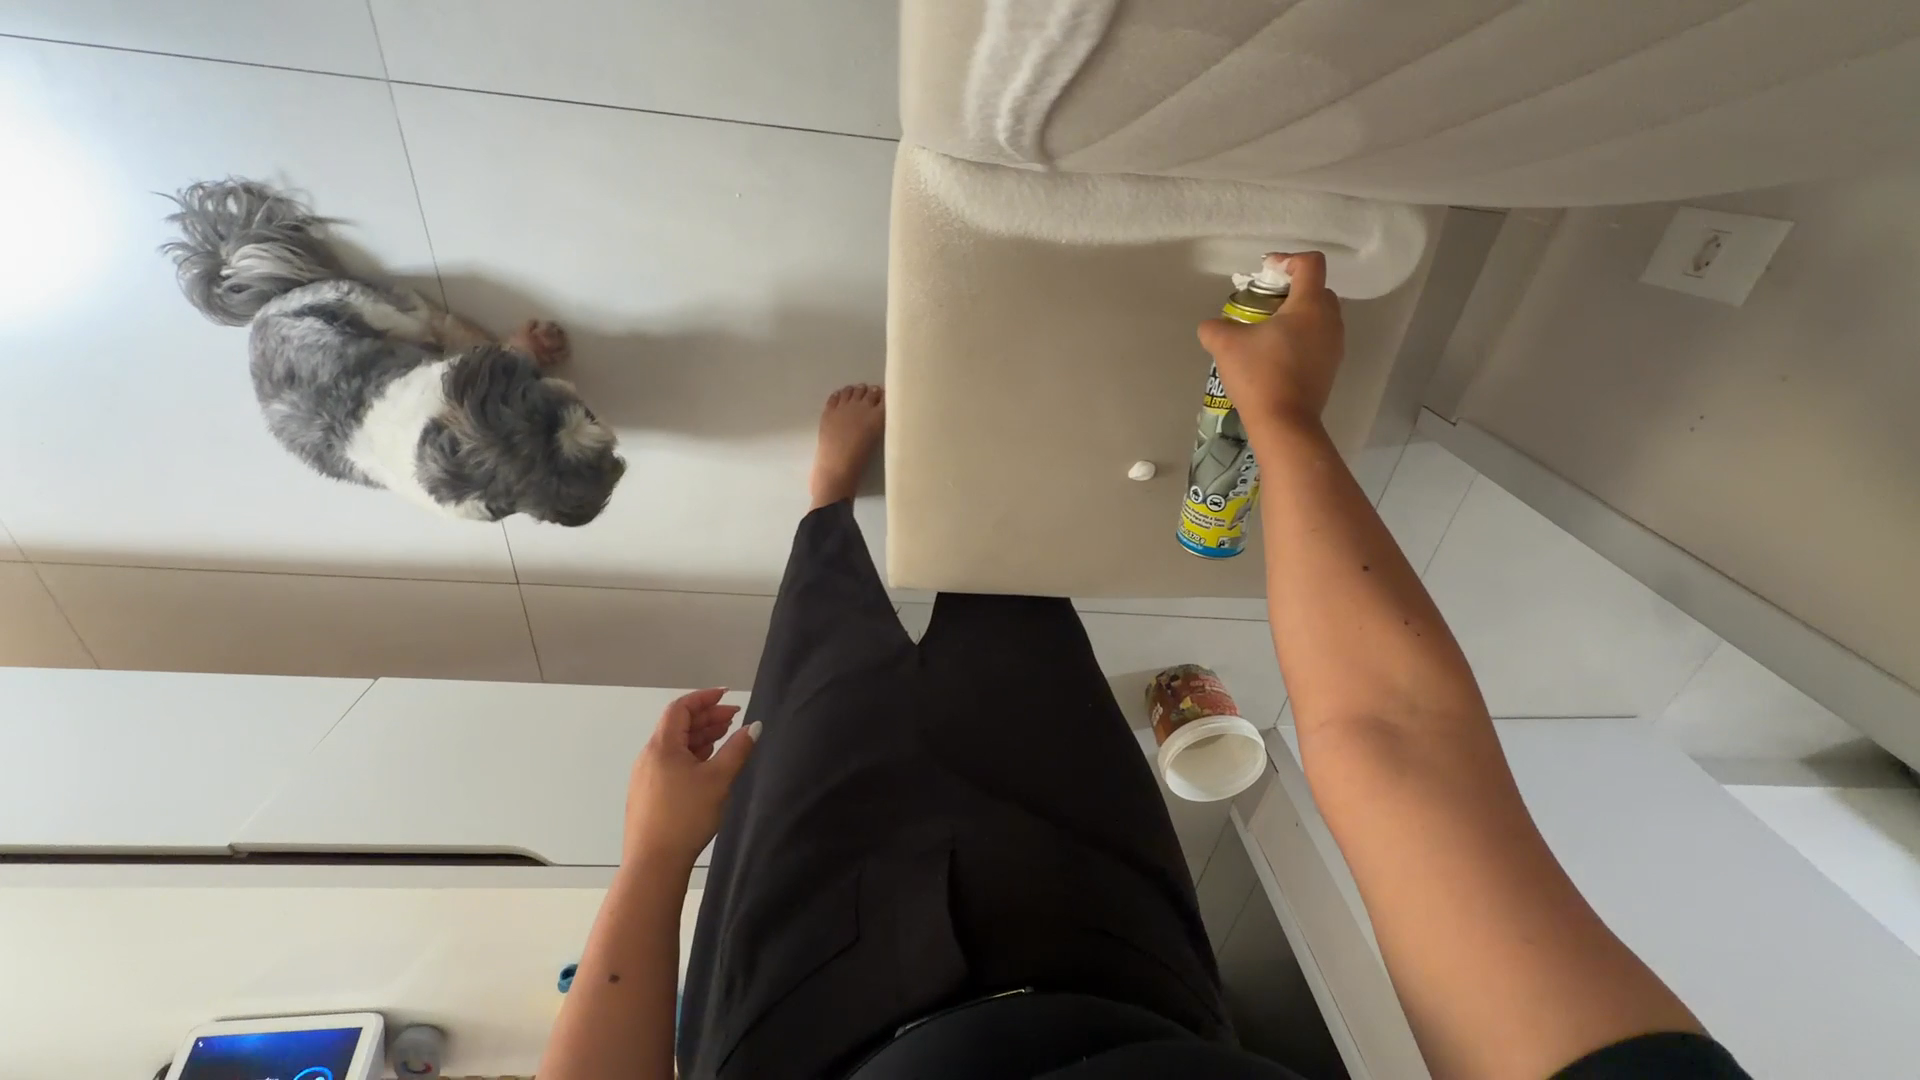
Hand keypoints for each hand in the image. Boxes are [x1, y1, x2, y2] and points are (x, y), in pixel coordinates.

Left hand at [623, 687, 757, 866]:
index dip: (704, 698)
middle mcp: (649, 756)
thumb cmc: (686, 815)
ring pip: (675, 745)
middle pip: (677, 725)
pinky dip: (692, 754)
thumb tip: (754, 726)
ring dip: (700, 736)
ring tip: (726, 736)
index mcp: (662, 746)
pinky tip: (708, 763)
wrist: (653, 864)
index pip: (680, 708)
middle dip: (707, 717)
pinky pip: (671, 762)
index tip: (728, 696)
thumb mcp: (719, 779)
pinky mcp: (648, 795)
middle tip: (734, 717)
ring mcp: (646, 777)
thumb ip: (738, 749)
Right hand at [1196, 252, 1344, 429]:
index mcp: (1309, 305)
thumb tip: (1211, 327)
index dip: (1286, 260)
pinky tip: (1276, 356)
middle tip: (1264, 304)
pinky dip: (1301, 338)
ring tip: (1268, 332)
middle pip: (1317, 289)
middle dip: (1291, 289)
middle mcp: (1330, 320)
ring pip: (1319, 317)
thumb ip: (1214, 328)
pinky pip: (1318, 340)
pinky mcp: (1331, 367)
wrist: (1284, 423)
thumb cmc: (1259, 376)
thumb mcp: (1225, 346)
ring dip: (1296, 316)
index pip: (1310, 264)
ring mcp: (1335, 345)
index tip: (1264, 272)